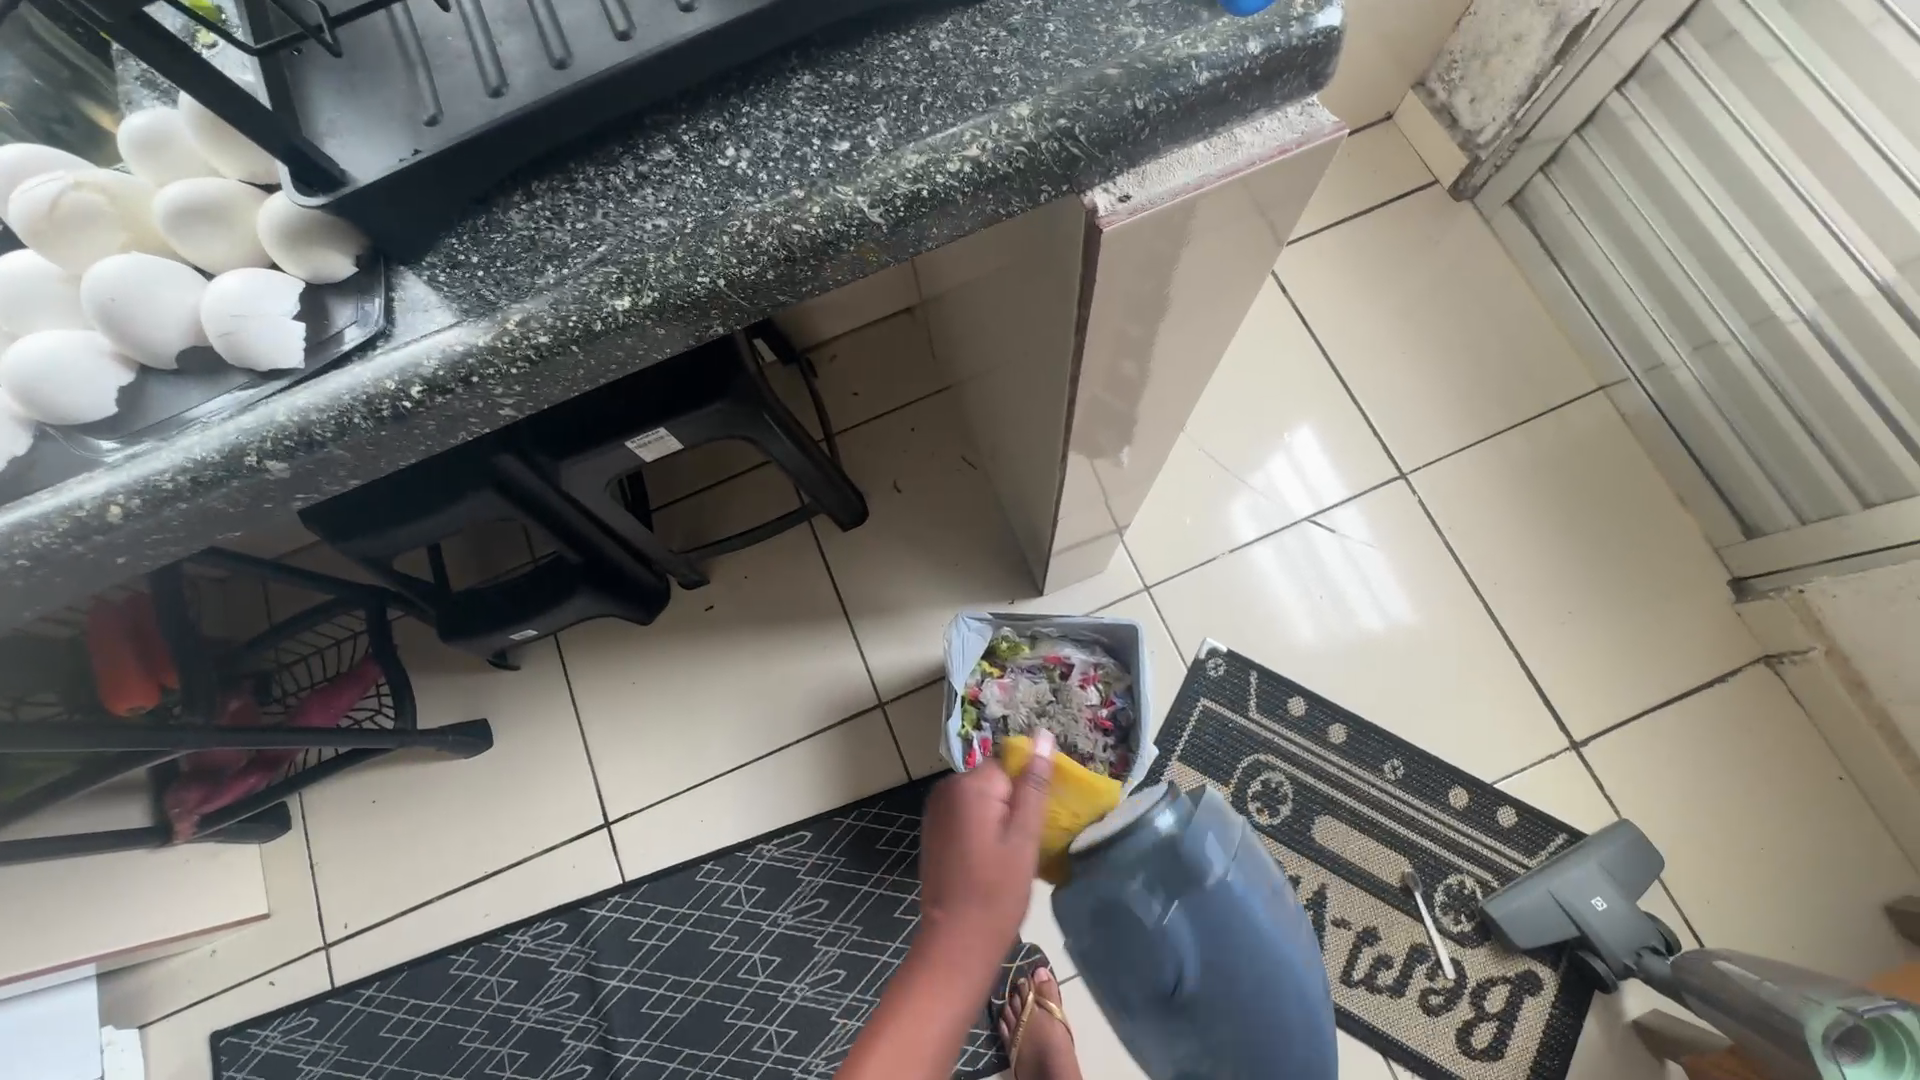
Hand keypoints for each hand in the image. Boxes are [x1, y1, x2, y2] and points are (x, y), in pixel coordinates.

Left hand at [918, 730, 1055, 953]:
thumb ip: (1034, 785)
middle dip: (1014, 805)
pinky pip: (968, 815)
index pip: (1010, 766)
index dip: (1028, 793)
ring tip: (1011, 856)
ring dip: (1000, 819)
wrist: (956, 943)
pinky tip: (991, 861)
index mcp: (969, 785)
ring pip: (983, 799)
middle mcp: (946, 789)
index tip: (1036, 825)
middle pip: (995, 780)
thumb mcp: (1024, 838)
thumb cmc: (996, 893)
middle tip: (1025, 845)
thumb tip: (1043, 735)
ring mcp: (936, 810)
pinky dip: (983, 830)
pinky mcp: (935, 831)